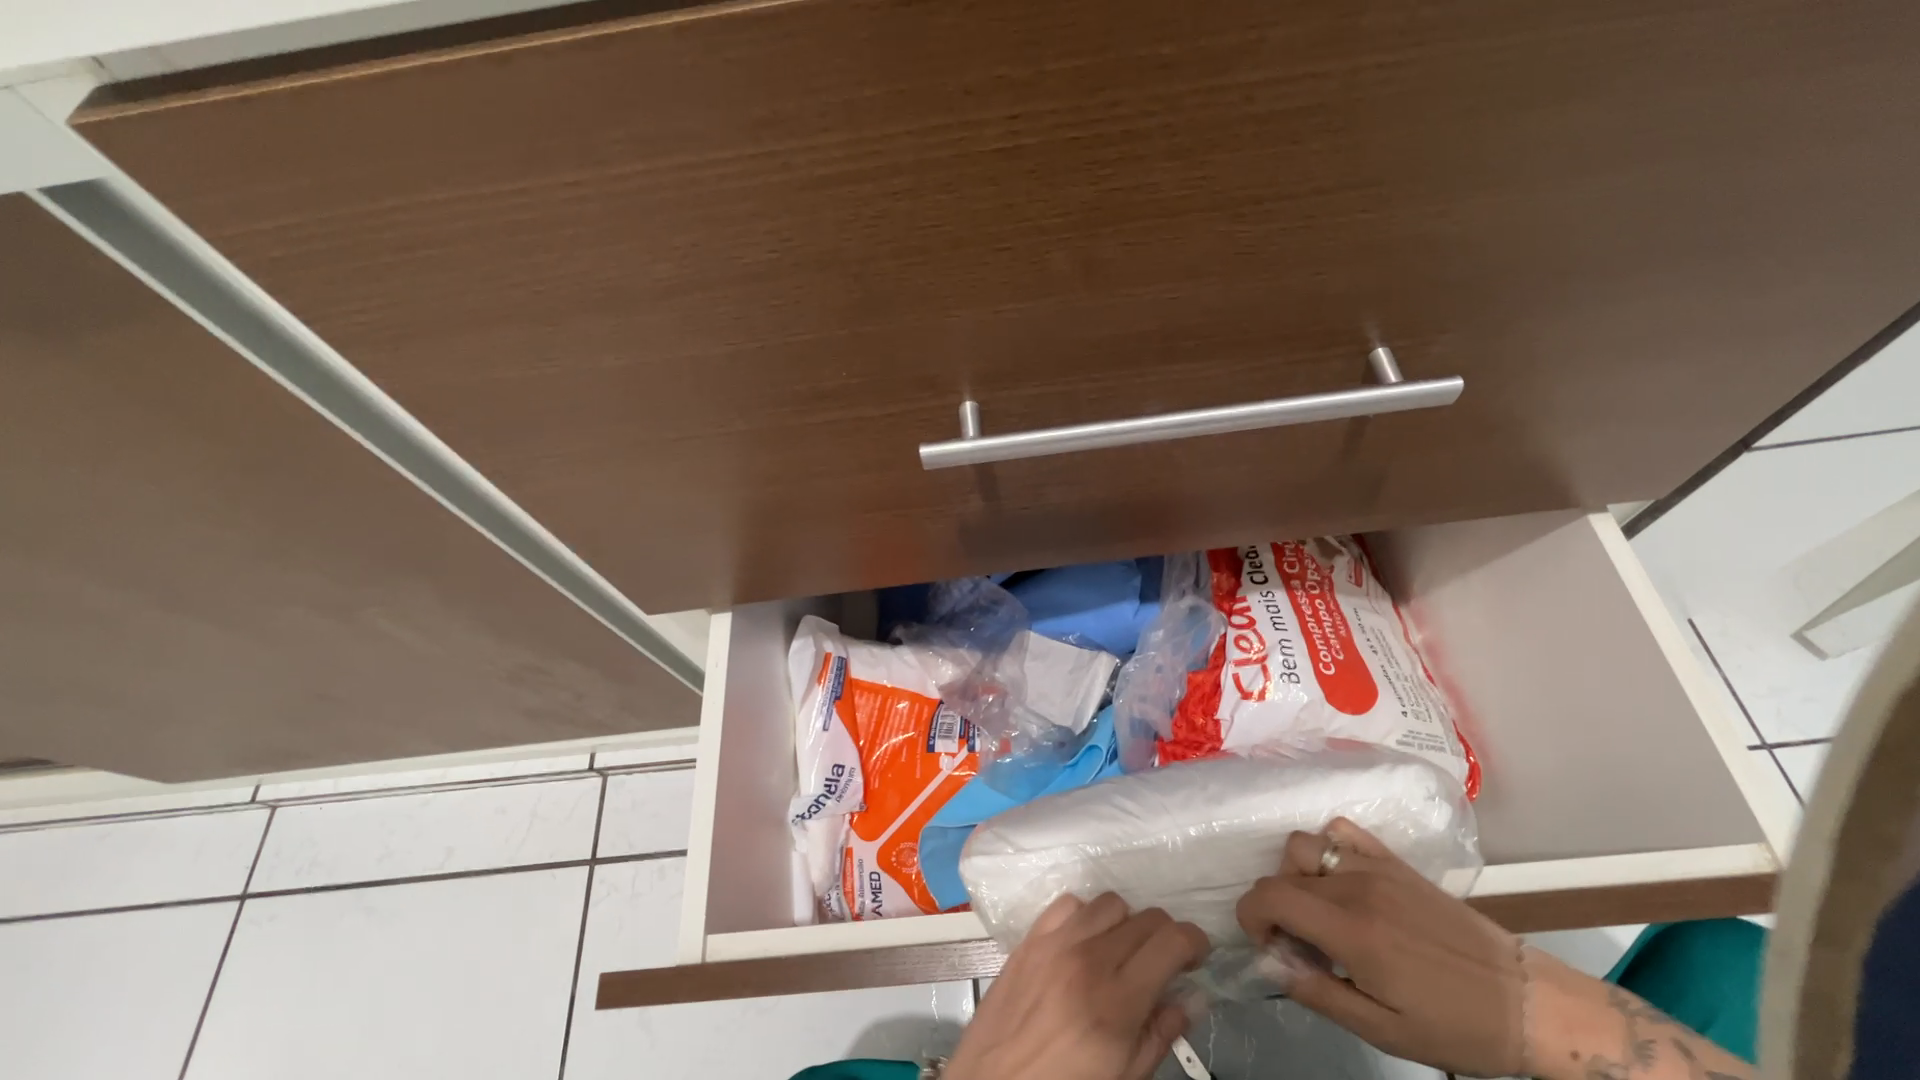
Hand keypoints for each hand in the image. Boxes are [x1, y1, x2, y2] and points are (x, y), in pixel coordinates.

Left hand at [945, 892, 1210, 1079]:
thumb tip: (1190, 998)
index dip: (1196, 943)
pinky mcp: (1029, 939)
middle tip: (1162, 965)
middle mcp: (1088, 959)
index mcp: (1117, 999)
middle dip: (1165, 937)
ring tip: (1122, 953)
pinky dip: (1085, 915)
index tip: (1196, 959)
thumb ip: (1160, 1033)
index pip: (1173, 940)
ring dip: (1126, 923)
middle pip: (1147, 917)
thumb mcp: (1124, 1077)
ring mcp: (1055, 943)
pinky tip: (1084, 942)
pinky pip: (1068, 903)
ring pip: (1110, 902)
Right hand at [1234, 818, 1526, 1076]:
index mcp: (1351, 931)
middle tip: (1297, 943)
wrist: (1527, 1003)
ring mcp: (1379, 868)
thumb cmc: (1454, 1027)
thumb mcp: (1382, 1030)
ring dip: (1295, 874)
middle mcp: (1358, 887)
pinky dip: (1327, 848)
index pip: (1269, 896)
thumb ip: (1317, 992)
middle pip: (1281, 871)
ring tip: (1317, 912)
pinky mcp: (1397, 863)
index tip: (1270, 947)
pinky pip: (1343, 831)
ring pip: (1304, 844)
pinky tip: (1340, 881)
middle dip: (1273, 905)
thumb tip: (1271, 964)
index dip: (1251, 917)